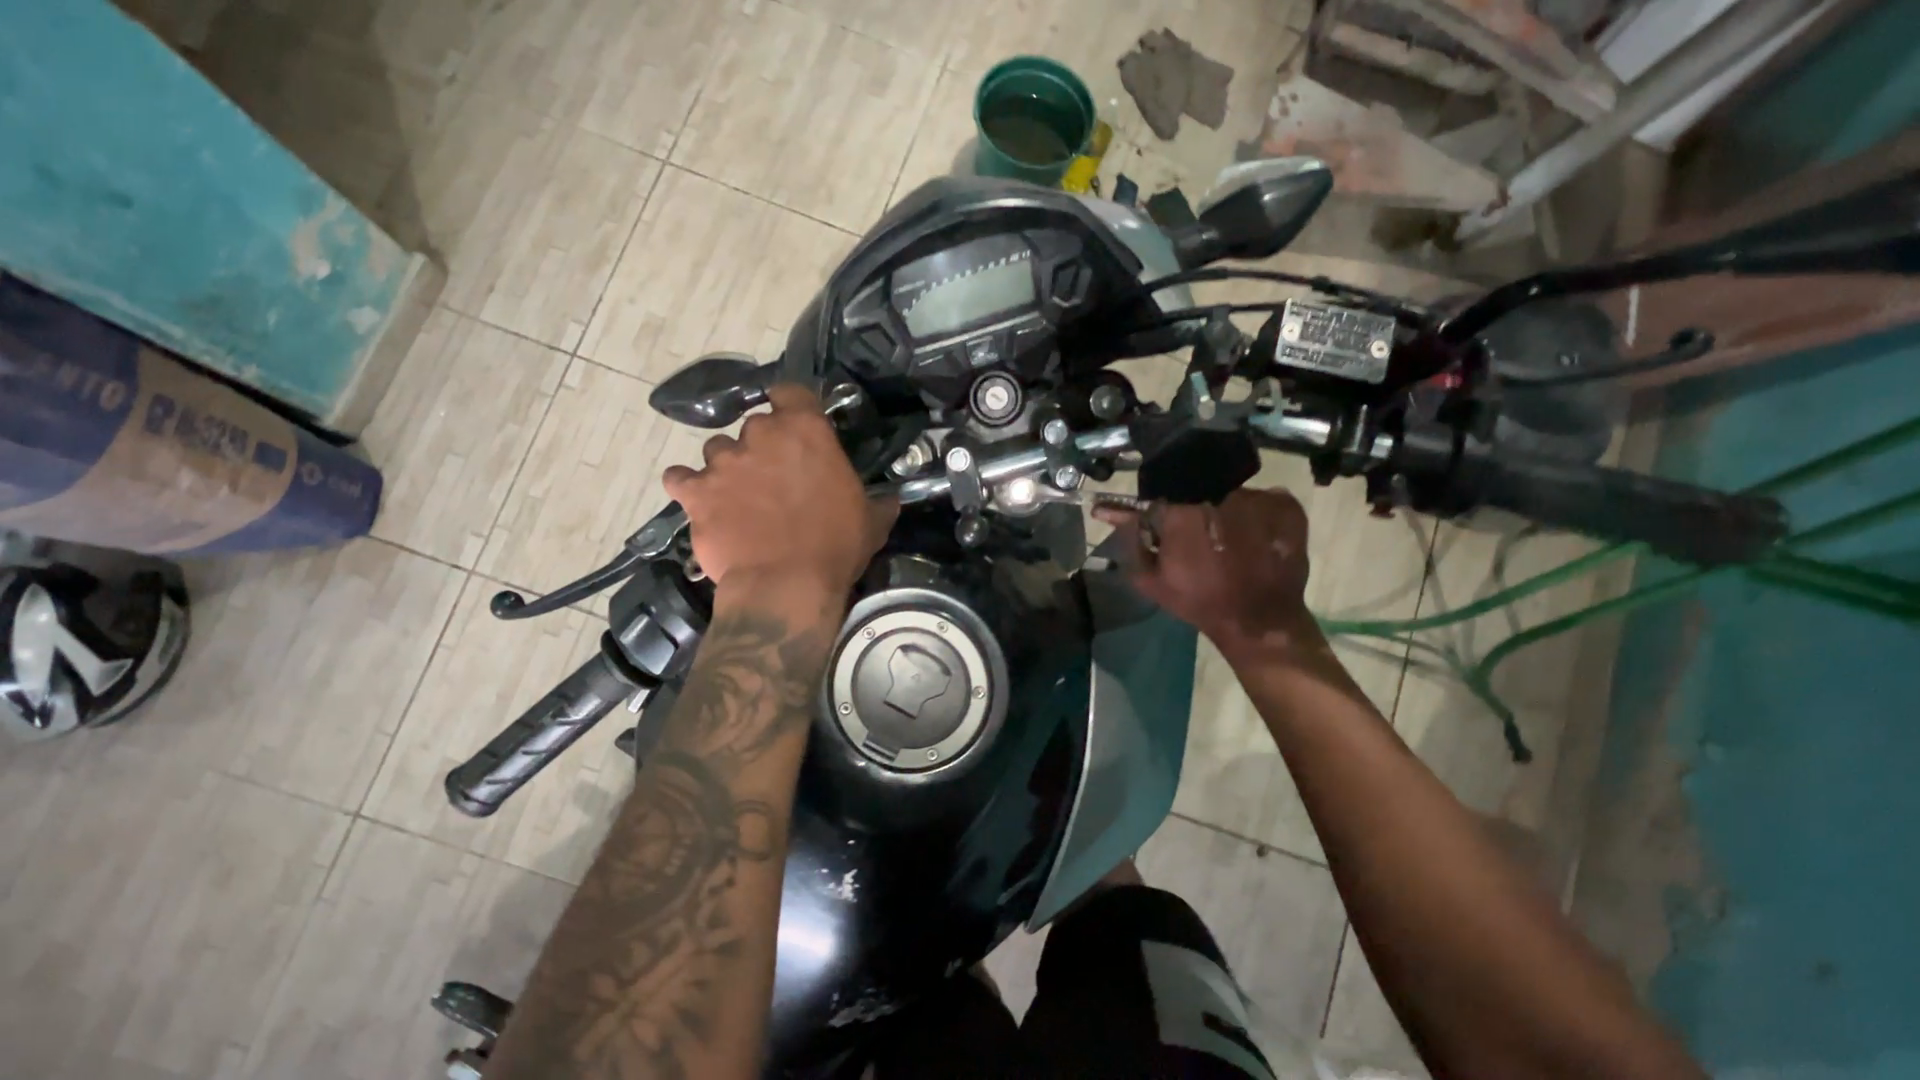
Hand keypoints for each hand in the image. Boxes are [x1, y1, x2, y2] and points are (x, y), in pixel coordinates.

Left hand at [662, 384, 897, 595]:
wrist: (786, 586)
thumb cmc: (835, 548)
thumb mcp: (871, 521)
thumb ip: (878, 501)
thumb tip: (890, 499)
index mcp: (805, 430)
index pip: (789, 391)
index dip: (789, 406)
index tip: (793, 423)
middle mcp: (760, 435)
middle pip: (752, 425)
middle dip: (759, 447)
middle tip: (771, 477)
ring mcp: (722, 462)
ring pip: (716, 450)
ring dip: (725, 468)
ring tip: (736, 495)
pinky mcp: (696, 492)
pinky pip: (679, 478)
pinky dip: (687, 486)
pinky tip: (698, 500)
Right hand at [1094, 487, 1313, 661]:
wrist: (1259, 621)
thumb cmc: (1200, 601)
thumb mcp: (1151, 578)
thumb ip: (1130, 539)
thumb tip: (1111, 512)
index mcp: (1182, 506)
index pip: (1164, 486)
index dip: (1163, 504)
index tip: (1165, 520)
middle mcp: (1219, 490)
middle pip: (1200, 486)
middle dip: (1196, 505)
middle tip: (1201, 533)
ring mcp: (1258, 495)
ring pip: (1233, 492)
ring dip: (1228, 509)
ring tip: (1233, 538)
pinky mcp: (1286, 504)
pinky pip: (1266, 499)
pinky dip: (1260, 514)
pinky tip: (1258, 538)